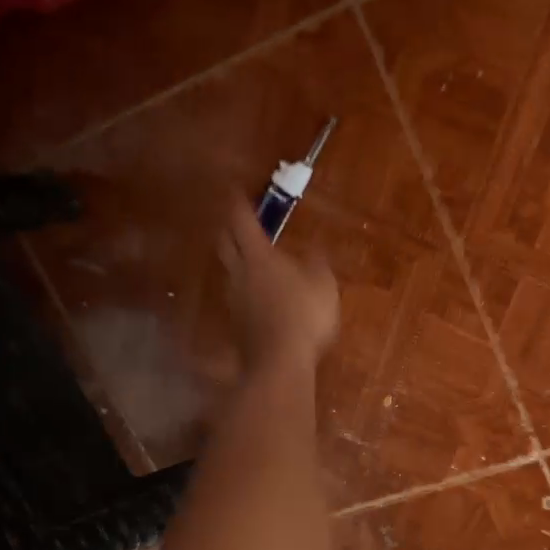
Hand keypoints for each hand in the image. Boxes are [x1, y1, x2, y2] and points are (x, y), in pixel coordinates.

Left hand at [217, 195, 338, 369]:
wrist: (280, 360)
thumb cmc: (304, 315)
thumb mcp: (323, 284)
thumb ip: (317, 263)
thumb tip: (315, 249)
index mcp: (259, 256)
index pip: (242, 221)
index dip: (239, 203)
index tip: (236, 189)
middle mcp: (239, 271)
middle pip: (225, 242)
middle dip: (229, 227)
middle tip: (236, 219)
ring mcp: (234, 297)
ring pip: (229, 268)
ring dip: (235, 257)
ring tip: (247, 253)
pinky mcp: (237, 320)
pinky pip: (237, 292)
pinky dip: (244, 284)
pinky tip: (256, 290)